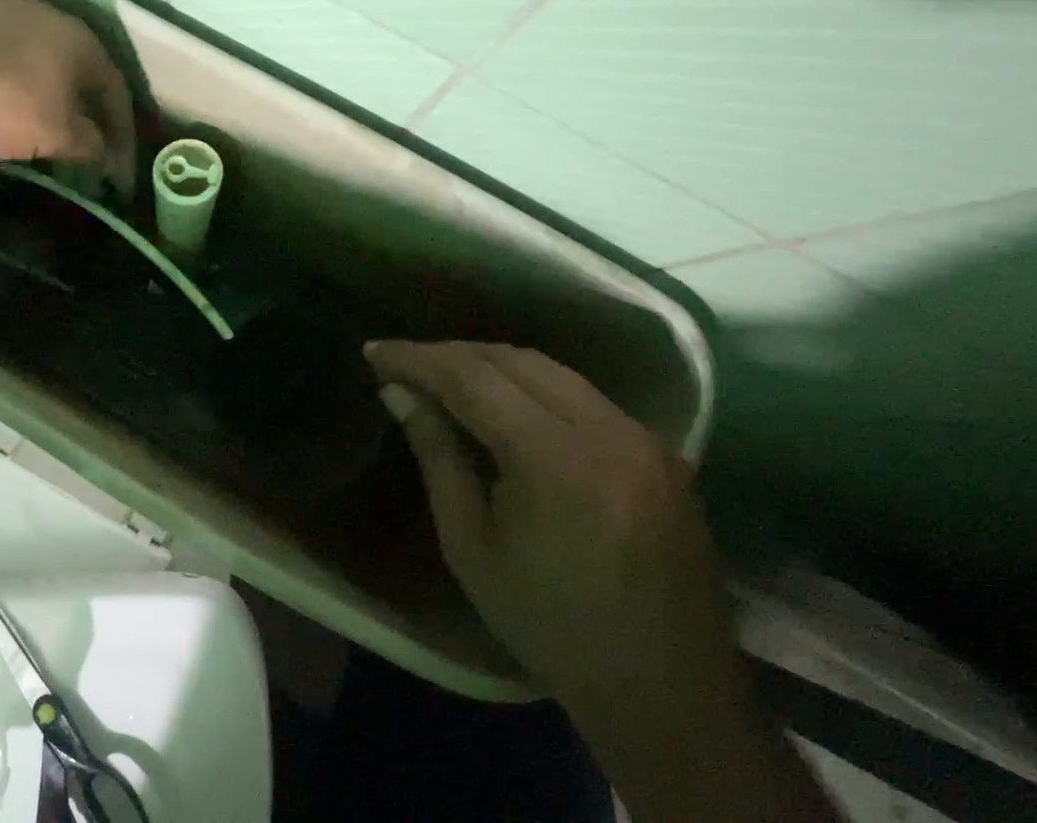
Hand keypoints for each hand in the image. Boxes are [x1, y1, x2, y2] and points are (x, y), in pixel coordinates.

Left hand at [0, 0, 136, 193]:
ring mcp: (11, 12)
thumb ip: (87, 144)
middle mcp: (56, 20)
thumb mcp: (52, 133)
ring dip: (53, 101)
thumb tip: (105, 154)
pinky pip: (11, 60)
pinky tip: (5, 105)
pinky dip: (19, 89)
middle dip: (89, 117)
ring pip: (46, 65)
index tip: (118, 180)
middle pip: (84, 75)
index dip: (123, 141)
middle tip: (87, 155)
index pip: (120, 95)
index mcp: (86, 45)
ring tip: (47, 134)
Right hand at [364, 341, 737, 706]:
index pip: (474, 379)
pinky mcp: (660, 451)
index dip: (418, 358)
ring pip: (553, 371)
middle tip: (401, 365)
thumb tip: (400, 396)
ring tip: (440, 376)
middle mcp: (610, 433)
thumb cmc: (548, 624)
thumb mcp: (470, 545)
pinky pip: (582, 395)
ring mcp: (643, 439)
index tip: (374, 352)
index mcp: (559, 462)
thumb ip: (438, 458)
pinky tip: (500, 403)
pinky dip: (530, 386)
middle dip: (451, 354)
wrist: (662, 684)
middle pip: (515, 361)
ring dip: (490, 364)